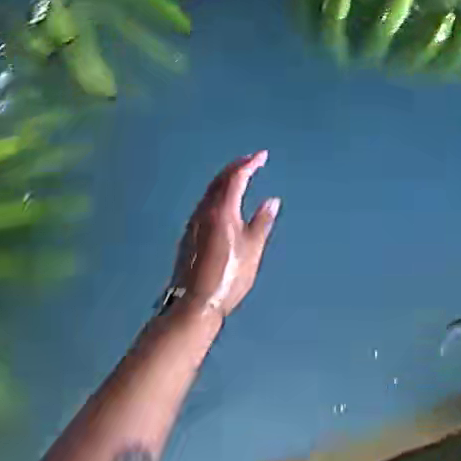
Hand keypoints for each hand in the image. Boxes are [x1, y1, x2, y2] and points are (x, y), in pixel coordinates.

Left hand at [169, 151, 280, 323]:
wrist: (194, 304)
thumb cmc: (229, 274)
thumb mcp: (253, 247)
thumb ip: (262, 221)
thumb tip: (271, 201)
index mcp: (222, 211)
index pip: (235, 179)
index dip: (249, 164)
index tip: (262, 156)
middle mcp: (204, 213)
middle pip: (219, 182)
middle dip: (236, 167)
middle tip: (251, 160)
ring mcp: (194, 225)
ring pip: (210, 192)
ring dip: (226, 179)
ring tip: (240, 175)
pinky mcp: (190, 236)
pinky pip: (206, 203)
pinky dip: (219, 192)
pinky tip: (225, 199)